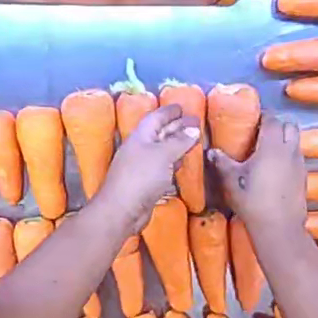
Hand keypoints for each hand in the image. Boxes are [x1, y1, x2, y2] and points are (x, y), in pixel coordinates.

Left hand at [95, 104, 199, 231]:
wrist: (122, 210)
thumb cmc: (141, 176)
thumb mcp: (162, 154)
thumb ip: (178, 141)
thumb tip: (193, 129)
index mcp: (140, 136)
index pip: (156, 117)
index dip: (169, 111)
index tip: (183, 107)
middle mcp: (140, 148)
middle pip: (160, 133)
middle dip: (177, 126)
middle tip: (195, 123)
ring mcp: (142, 166)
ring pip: (162, 150)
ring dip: (176, 144)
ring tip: (193, 140)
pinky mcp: (146, 182)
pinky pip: (162, 166)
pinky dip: (173, 161)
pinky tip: (181, 162)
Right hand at [208, 113, 305, 240]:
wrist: (278, 227)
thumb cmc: (252, 199)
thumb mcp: (231, 180)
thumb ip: (222, 162)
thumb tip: (212, 151)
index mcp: (272, 146)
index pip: (272, 120)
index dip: (263, 116)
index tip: (252, 118)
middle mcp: (290, 150)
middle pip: (290, 125)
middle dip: (277, 124)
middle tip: (260, 132)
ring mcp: (300, 164)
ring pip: (296, 141)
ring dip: (284, 139)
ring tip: (266, 150)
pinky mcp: (304, 177)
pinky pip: (297, 157)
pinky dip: (288, 155)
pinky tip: (274, 169)